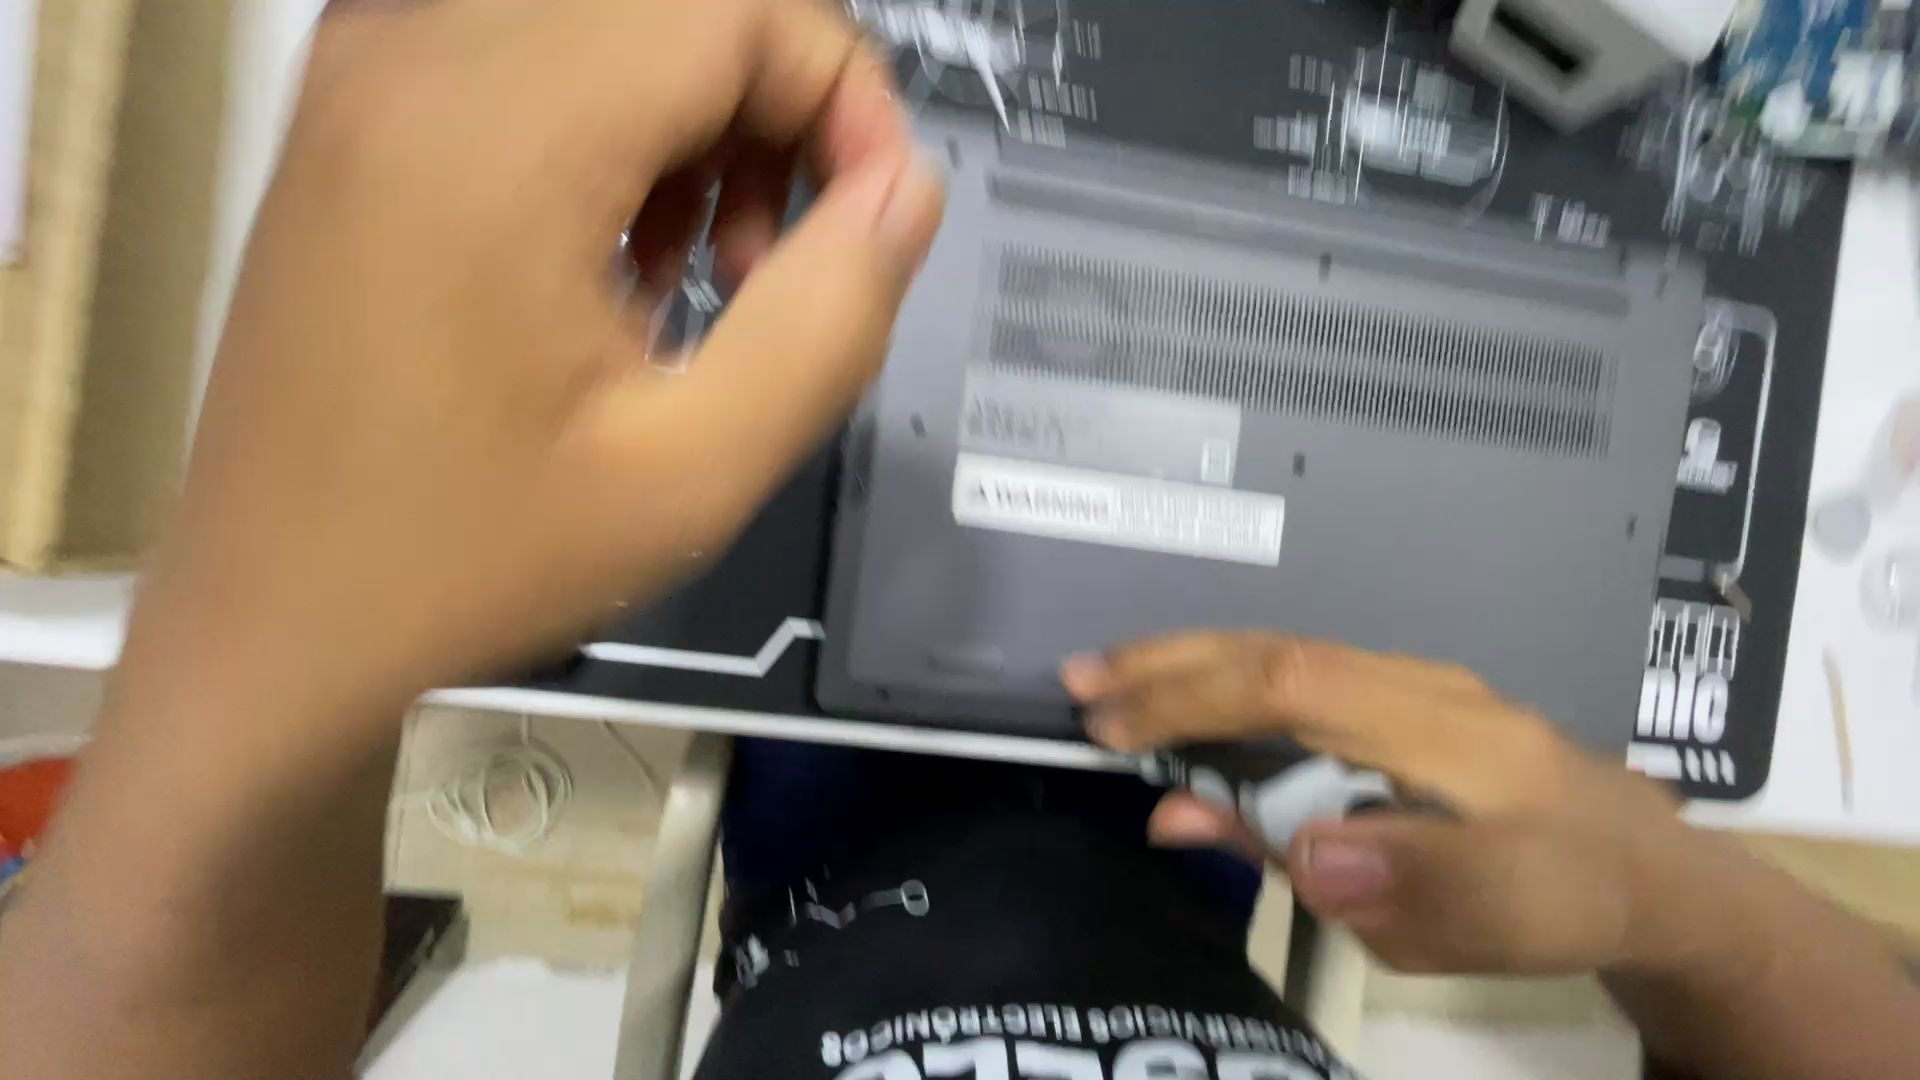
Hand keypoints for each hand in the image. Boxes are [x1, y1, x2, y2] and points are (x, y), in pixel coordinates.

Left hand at [133, 0, 943, 714]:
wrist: (289, 618)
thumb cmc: (488, 558)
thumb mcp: (700, 471)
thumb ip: (828, 322)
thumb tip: (905, 195)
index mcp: (500, 135)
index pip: (736, 6)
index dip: (845, 96)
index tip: (876, 224)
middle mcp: (420, 56)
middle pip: (681, 6)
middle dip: (786, 116)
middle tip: (793, 264)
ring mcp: (380, 80)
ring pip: (622, 28)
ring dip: (716, 132)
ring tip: (724, 274)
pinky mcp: (375, 125)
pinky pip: (552, 71)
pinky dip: (641, 144)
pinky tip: (640, 265)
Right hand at [1063, 632, 1686, 975]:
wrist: (1655, 870)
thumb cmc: (1581, 899)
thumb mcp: (1519, 922)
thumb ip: (1416, 890)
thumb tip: (1296, 853)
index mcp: (1445, 730)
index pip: (1292, 688)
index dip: (1192, 700)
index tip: (1111, 729)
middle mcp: (1414, 686)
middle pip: (1271, 653)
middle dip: (1166, 664)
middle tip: (1079, 681)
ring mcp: (1401, 685)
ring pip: (1273, 653)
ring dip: (1182, 663)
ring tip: (1109, 679)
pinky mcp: (1388, 698)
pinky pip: (1288, 675)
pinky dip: (1218, 679)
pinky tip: (1178, 697)